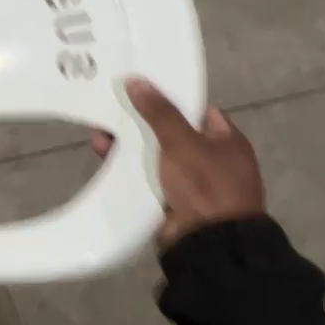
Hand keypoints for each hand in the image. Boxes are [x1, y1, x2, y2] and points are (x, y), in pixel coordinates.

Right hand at [91, 78, 265, 249]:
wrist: (208, 244)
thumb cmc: (206, 186)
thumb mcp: (183, 143)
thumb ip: (160, 113)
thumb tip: (136, 81)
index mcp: (225, 141)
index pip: (195, 108)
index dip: (168, 95)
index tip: (138, 84)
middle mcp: (208, 157)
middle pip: (168, 128)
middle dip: (138, 119)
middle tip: (110, 105)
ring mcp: (186, 178)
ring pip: (151, 151)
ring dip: (126, 142)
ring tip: (98, 131)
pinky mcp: (166, 195)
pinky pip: (142, 172)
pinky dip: (124, 163)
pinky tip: (102, 153)